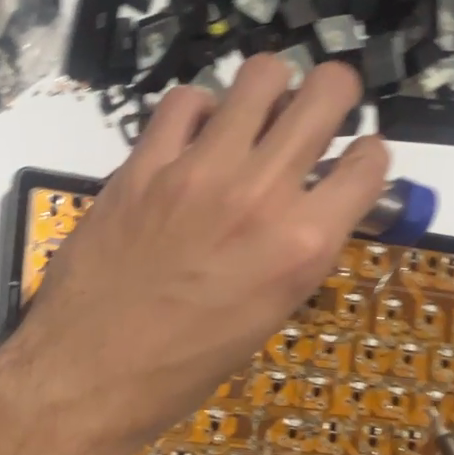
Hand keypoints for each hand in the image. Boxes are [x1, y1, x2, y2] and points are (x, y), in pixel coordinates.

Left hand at [0, 57, 389, 454]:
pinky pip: (181, 102)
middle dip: (329, 98)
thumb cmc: (174, 374)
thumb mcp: (259, 323)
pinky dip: (194, 112)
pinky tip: (188, 140)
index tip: (343, 168)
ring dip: (264, 93)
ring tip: (248, 124)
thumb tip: (300, 218)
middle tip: (309, 121)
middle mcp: (260, 195)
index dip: (361, 162)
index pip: (369, 162)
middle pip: (326, 91)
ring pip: (258, 76)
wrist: (84, 378)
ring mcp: (197, 173)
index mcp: (302, 247)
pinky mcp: (141, 167)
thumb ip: (289, 257)